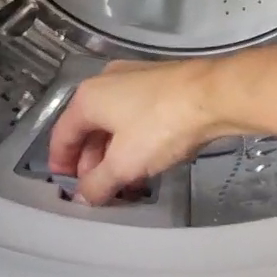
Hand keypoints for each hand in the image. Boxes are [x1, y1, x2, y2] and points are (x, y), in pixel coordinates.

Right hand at [47, 60, 224, 205]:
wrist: (214, 94)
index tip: (67, 186)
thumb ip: (98, 183)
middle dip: (93, 163)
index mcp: (88, 97)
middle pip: (90, 128)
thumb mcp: (124, 163)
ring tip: (126, 183)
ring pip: (116, 123)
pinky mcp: (162, 83)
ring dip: (116, 155)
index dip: (61, 163)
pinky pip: (138, 116)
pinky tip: (148, 162)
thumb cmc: (160, 126)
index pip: (62, 134)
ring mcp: (136, 79)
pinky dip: (136, 140)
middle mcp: (108, 81)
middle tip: (100, 190)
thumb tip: (82, 197)